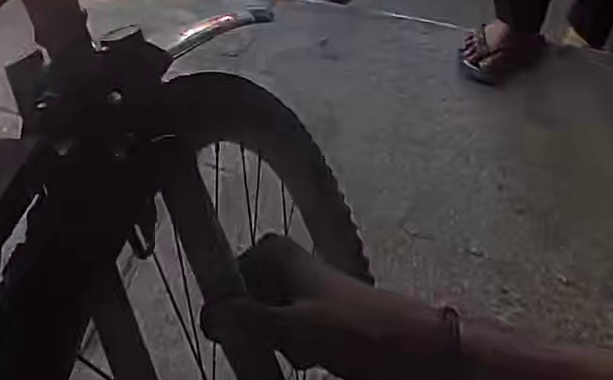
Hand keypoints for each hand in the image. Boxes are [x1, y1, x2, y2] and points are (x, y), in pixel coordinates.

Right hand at [201, 235, 447, 379]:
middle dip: (253, 332)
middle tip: (279, 348)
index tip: (234, 339)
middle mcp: (279, 260)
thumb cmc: (350, 328)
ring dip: (270, 345)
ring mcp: (295, 284)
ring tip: (300, 355)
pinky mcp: (309, 310)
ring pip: (259, 322)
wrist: (409, 345)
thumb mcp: (294, 328)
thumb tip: (203, 314)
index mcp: (272, 250)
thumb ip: (246, 321)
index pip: (225, 279)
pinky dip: (286, 350)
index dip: (226, 312)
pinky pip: (279, 333)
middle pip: (241, 302)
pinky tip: (306, 361)